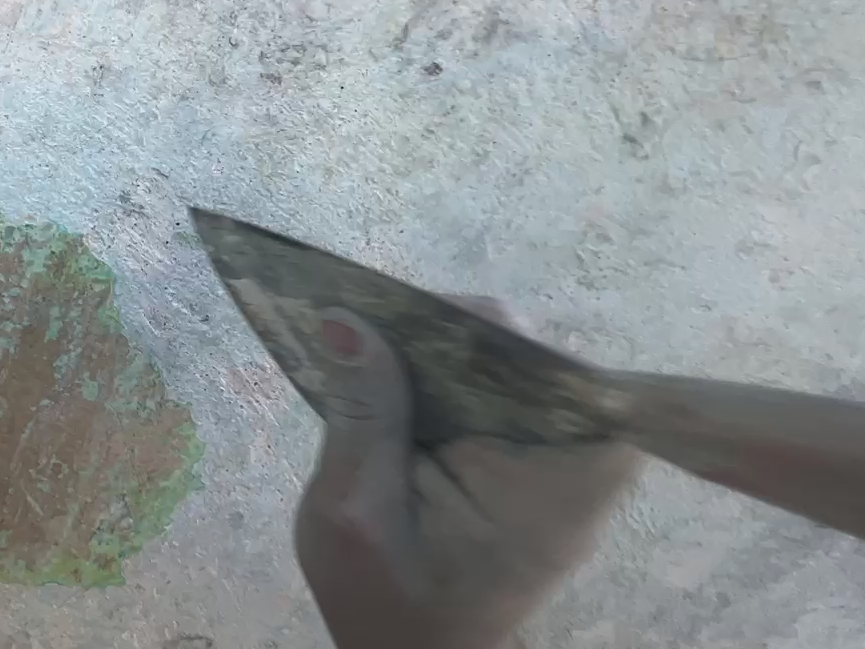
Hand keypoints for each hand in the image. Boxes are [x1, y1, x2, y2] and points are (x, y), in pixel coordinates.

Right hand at [295, 301, 639, 648]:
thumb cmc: (380, 597)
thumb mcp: (351, 506)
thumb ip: (360, 412)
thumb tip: (346, 318)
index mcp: (546, 486)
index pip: (549, 373)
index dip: (478, 329)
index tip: (393, 316)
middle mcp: (566, 467)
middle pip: (524, 359)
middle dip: (440, 329)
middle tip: (362, 325)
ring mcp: (542, 464)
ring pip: (500, 369)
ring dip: (429, 347)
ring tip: (362, 341)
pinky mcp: (513, 462)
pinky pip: (482, 391)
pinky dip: (428, 370)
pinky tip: (379, 370)